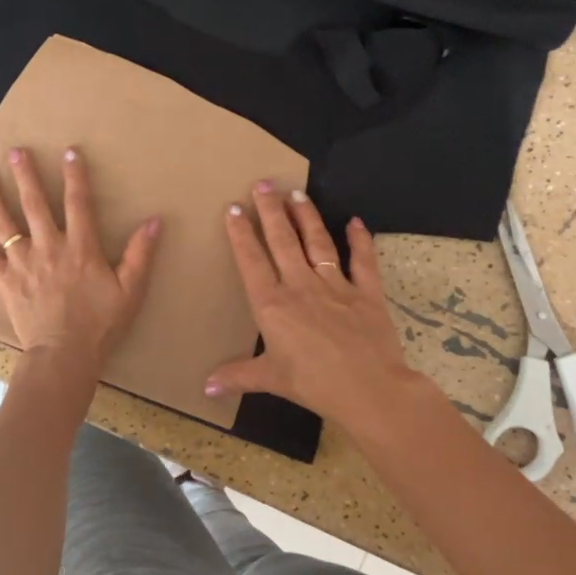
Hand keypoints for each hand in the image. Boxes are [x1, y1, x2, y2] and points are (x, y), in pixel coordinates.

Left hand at [0, 147, 161, 377]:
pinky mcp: (5, 281)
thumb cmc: (101, 324)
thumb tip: (155, 221)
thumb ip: (140, 254)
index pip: (78, 203)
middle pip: (34, 204)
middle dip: (25, 175)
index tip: (69, 152)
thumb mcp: (131, 289)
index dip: (75, 176)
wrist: (66, 354)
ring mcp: (23, 263)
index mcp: (80, 247)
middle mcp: (48, 247)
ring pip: (5, 223)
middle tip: (15, 152)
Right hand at [204, 181, 424, 430]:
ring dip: (306, 216)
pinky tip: (356, 222)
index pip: (251, 260)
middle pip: (282, 240)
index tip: (235, 208)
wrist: (370, 390)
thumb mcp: (270, 379)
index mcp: (271, 304)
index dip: (241, 233)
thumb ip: (237, 376)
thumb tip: (205, 387)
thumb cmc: (313, 384)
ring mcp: (335, 286)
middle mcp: (299, 286)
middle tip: (263, 184)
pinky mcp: (367, 294)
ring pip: (317, 242)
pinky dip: (360, 241)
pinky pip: (362, 261)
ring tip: (297, 194)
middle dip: (270, 210)